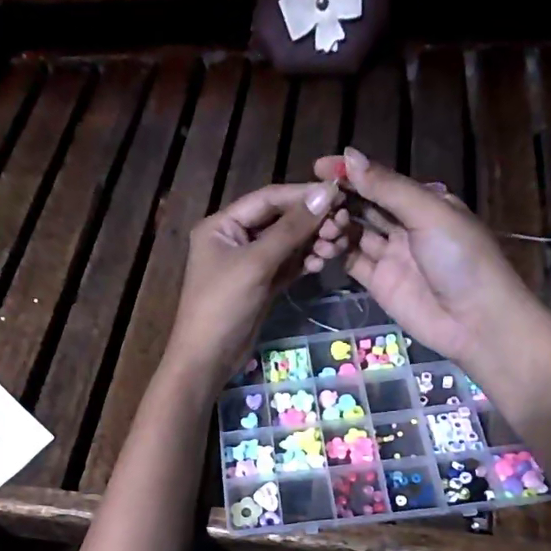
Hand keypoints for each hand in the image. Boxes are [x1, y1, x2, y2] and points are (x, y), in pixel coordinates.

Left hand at [166, 181, 338, 384]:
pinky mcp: (262, 285)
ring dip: (311, 242)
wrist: (209, 358)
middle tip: (341, 226)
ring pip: (287, 244)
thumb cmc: (224, 305)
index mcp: (222, 224)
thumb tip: (326, 193)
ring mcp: (249, 263)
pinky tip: (321, 262)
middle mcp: (235, 238)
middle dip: (310, 222)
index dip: (302, 195)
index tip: (337, 194)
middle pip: (280, 220)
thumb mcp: (257, 263)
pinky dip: (304, 262)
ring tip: (335, 247)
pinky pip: (287, 265)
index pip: (268, 199)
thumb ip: (291, 228)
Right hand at [304, 148, 542, 364]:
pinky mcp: (379, 283)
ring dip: (335, 226)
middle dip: (339, 200)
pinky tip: (320, 245)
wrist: (475, 320)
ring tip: (317, 226)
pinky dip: (335, 252)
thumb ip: (388, 188)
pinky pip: (352, 261)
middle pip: (364, 205)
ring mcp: (391, 255)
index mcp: (424, 201)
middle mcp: (405, 224)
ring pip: (354, 232)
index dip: (351, 173)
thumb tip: (349, 156)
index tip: (319, 167)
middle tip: (312, 200)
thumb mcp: (428, 213)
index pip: (380, 180)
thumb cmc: (461, 258)